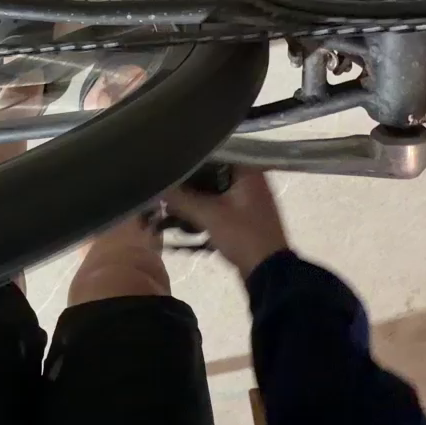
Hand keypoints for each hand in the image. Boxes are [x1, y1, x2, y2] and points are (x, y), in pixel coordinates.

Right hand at [162, 166, 289, 277]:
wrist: (268, 272)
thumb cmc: (243, 235)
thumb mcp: (208, 215)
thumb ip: (181, 198)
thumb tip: (157, 186)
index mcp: (248, 171)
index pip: (215, 152)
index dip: (191, 156)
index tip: (170, 162)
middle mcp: (251, 180)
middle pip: (213, 172)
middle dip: (188, 181)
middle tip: (166, 186)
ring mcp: (249, 199)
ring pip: (214, 190)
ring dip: (193, 197)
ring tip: (170, 203)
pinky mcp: (244, 216)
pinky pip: (219, 204)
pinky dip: (203, 208)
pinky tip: (183, 216)